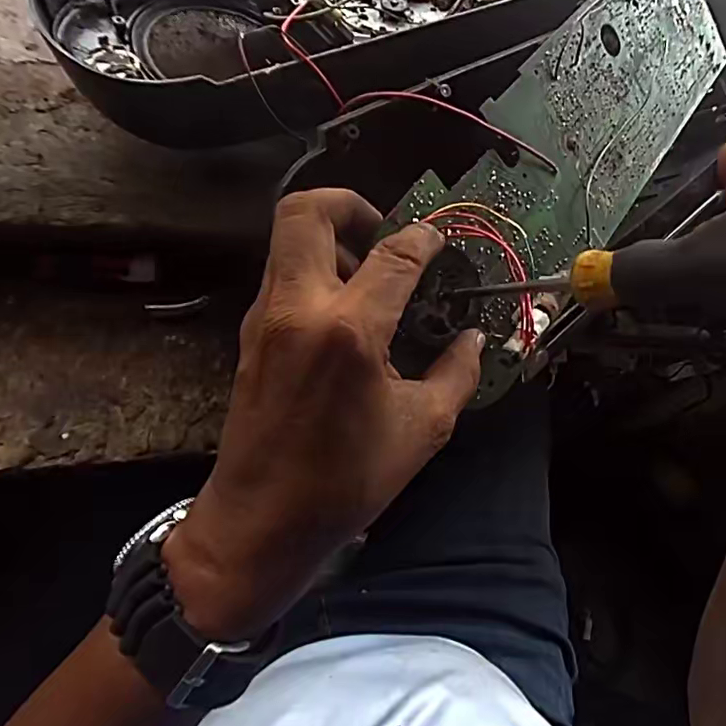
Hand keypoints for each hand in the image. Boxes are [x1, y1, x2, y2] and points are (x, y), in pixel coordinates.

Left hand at [164, 189, 484, 637]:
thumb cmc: (347, 479)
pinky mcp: (251, 332)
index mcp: (349, 331)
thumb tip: (473, 339)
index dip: (424, 238)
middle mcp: (299, 308)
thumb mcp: (424, 428)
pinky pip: (283, 273)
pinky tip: (349, 309)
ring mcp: (266, 316)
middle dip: (349, 203)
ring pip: (287, 238)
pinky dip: (316, 268)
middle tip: (385, 229)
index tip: (440, 242)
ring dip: (331, 237)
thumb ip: (458, 372)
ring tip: (371, 273)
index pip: (394, 254)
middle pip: (306, 212)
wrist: (259, 522)